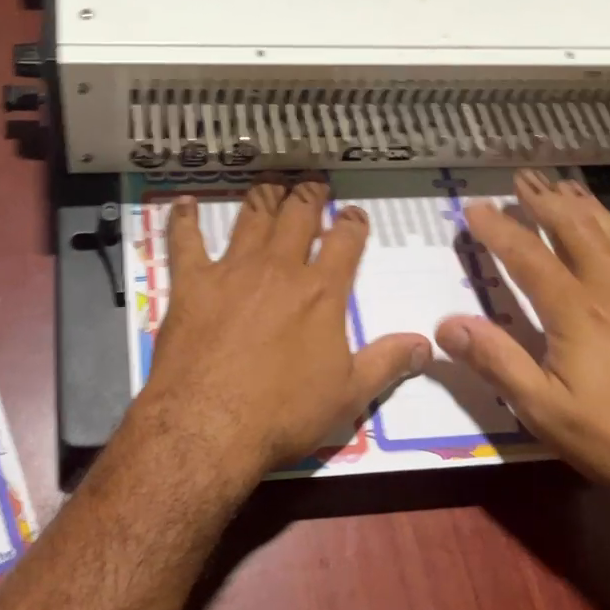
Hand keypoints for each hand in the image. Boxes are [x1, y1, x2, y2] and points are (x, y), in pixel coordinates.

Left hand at [134, 180, 430, 474]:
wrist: (211, 424)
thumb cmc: (284, 413)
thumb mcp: (349, 395)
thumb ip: (387, 363)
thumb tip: (426, 344)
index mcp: (321, 292)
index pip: (344, 242)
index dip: (351, 223)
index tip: (352, 214)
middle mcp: (279, 270)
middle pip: (297, 218)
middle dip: (307, 197)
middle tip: (310, 185)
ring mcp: (232, 272)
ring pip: (251, 219)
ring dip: (262, 198)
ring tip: (269, 184)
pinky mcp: (191, 284)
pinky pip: (185, 241)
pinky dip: (184, 219)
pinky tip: (184, 204)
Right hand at [435, 171, 609, 507]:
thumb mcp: (543, 408)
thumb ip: (496, 361)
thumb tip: (446, 323)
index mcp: (574, 311)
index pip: (526, 256)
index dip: (498, 228)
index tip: (476, 205)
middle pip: (576, 232)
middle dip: (546, 201)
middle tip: (526, 177)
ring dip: (589, 211)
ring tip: (570, 189)